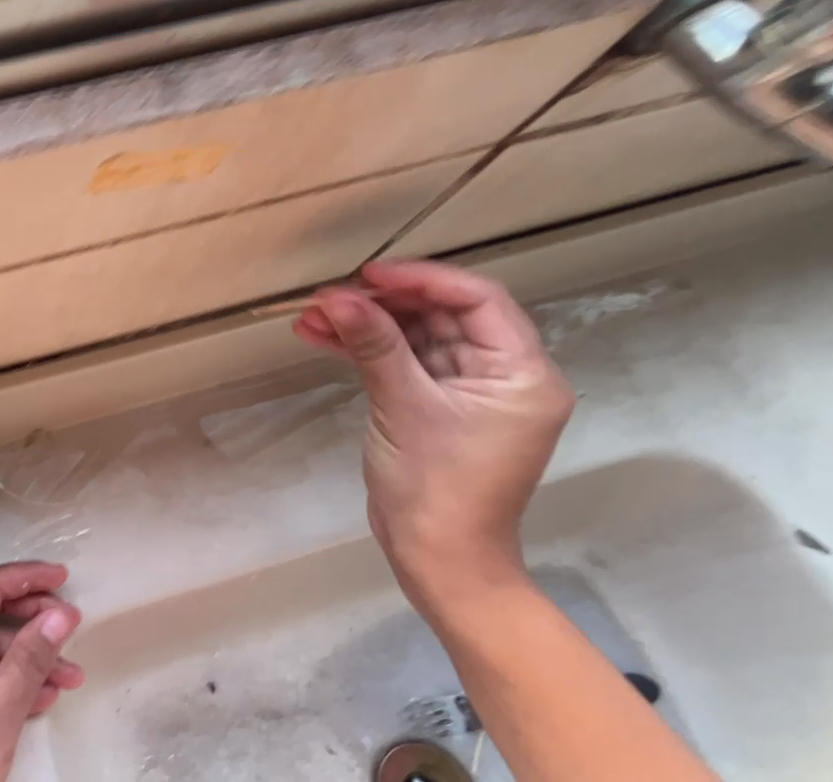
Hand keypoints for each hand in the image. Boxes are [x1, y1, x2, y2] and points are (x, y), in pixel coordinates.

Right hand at [293, 261, 574, 608]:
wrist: (437, 558)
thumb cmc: (437, 483)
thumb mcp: (404, 405)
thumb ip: (374, 344)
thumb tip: (336, 296)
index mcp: (522, 372)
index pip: (477, 300)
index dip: (422, 279)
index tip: (368, 275)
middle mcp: (502, 375)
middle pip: (442, 315)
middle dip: (381, 303)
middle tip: (327, 296)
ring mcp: (467, 391)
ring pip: (415, 337)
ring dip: (364, 325)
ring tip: (310, 316)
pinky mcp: (435, 406)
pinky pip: (401, 363)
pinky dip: (363, 350)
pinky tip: (319, 338)